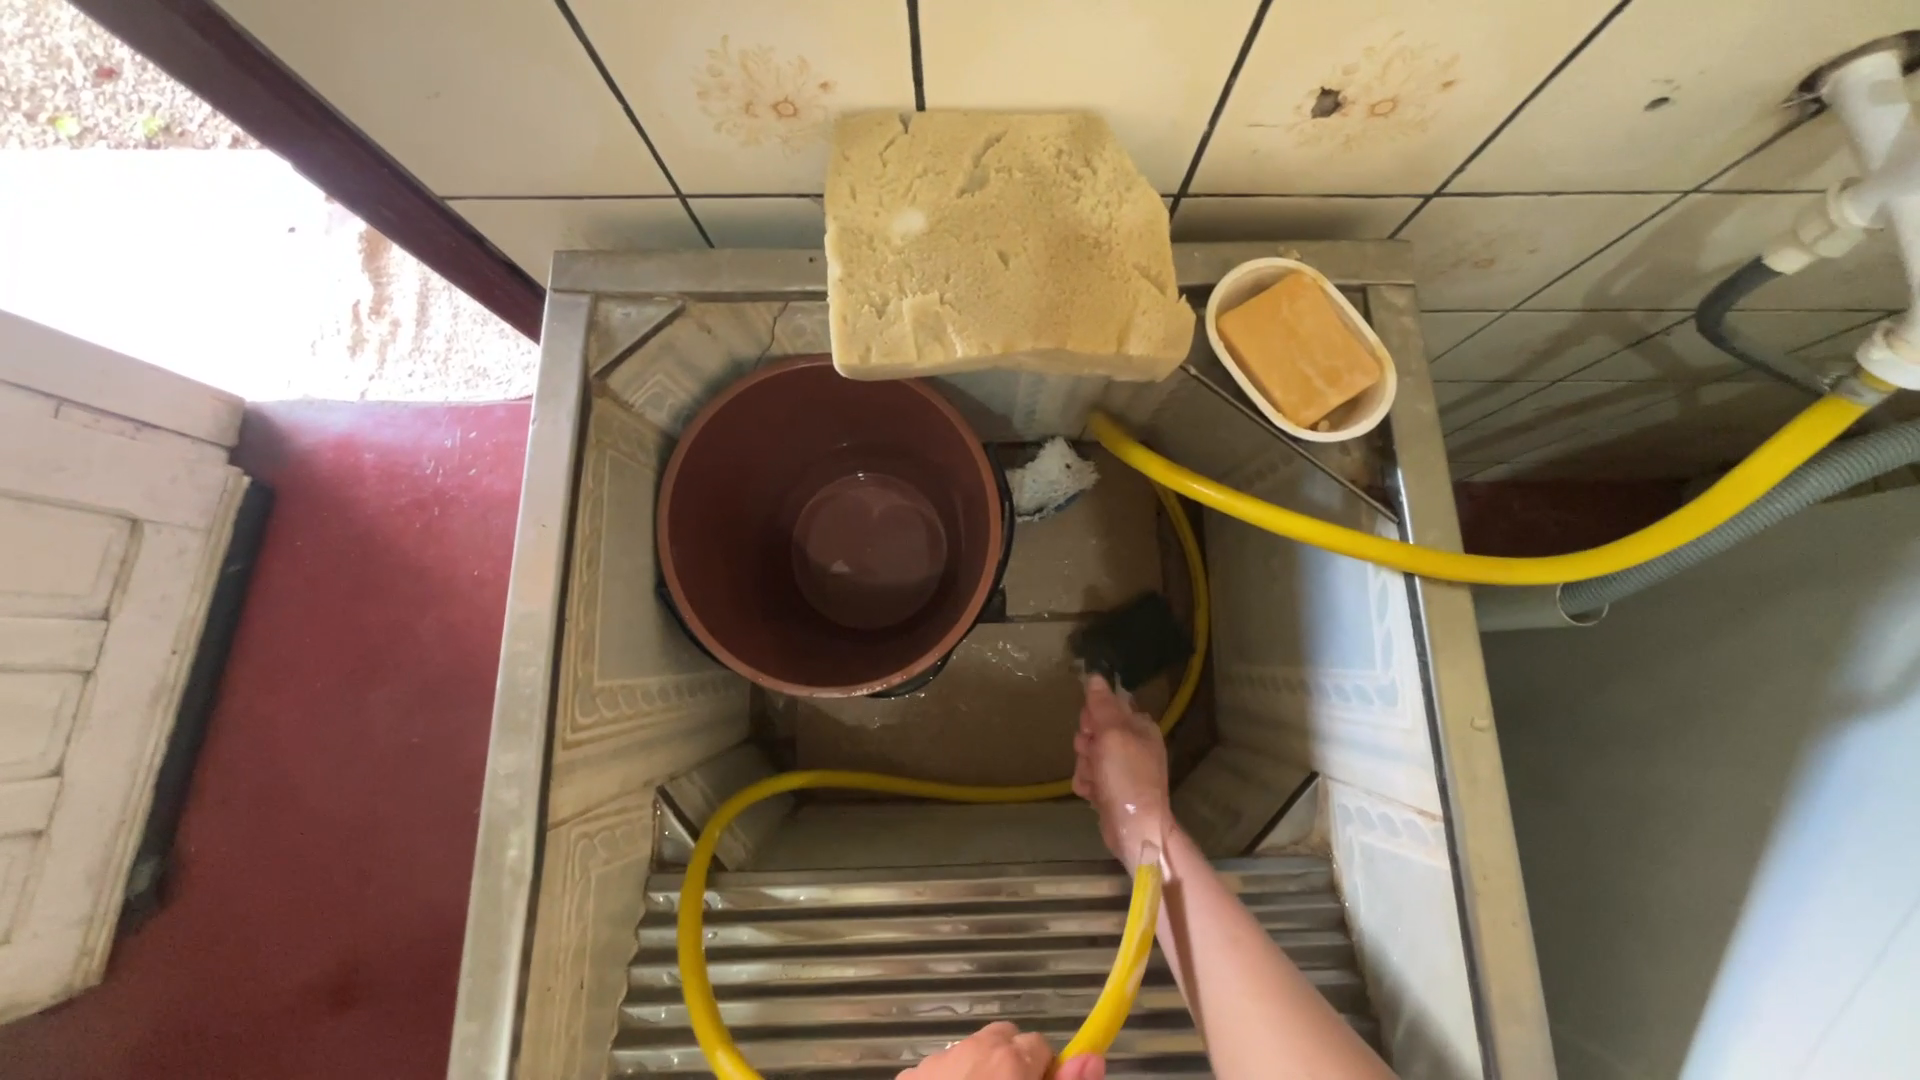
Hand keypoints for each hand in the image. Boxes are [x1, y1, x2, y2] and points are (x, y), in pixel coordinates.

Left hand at [897, 1022, 1103, 1079]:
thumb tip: (1094, 1058)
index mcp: (1009, 1058)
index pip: (1040, 1045)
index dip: (1045, 1073)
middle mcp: (973, 1047)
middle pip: (1004, 1039)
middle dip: (1013, 1064)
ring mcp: (937, 1061)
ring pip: (969, 1052)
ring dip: (980, 1071)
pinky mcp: (910, 1077)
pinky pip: (939, 1069)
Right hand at [1072, 675, 1173, 870]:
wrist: (1135, 829)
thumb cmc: (1127, 778)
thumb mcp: (1113, 735)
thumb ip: (1102, 705)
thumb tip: (1095, 676)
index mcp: (1139, 726)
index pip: (1107, 705)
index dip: (1093, 716)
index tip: (1091, 728)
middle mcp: (1132, 744)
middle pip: (1093, 730)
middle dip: (1087, 744)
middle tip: (1095, 756)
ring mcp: (1122, 767)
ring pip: (1086, 754)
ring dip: (1085, 767)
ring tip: (1097, 780)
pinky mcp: (1111, 788)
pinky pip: (1087, 776)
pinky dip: (1087, 784)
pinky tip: (1094, 794)